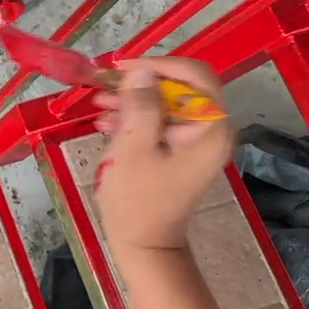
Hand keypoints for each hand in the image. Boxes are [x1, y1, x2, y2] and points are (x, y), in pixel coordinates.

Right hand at [92, 57, 232, 253]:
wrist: (143, 244)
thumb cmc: (137, 199)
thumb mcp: (133, 148)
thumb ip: (140, 105)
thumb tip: (141, 71)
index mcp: (209, 129)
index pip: (196, 76)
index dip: (160, 64)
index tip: (122, 68)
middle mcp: (210, 130)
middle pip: (180, 87)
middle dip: (141, 82)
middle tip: (105, 84)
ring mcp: (194, 142)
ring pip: (166, 103)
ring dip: (133, 99)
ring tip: (99, 102)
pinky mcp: (178, 151)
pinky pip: (159, 121)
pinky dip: (134, 116)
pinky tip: (106, 121)